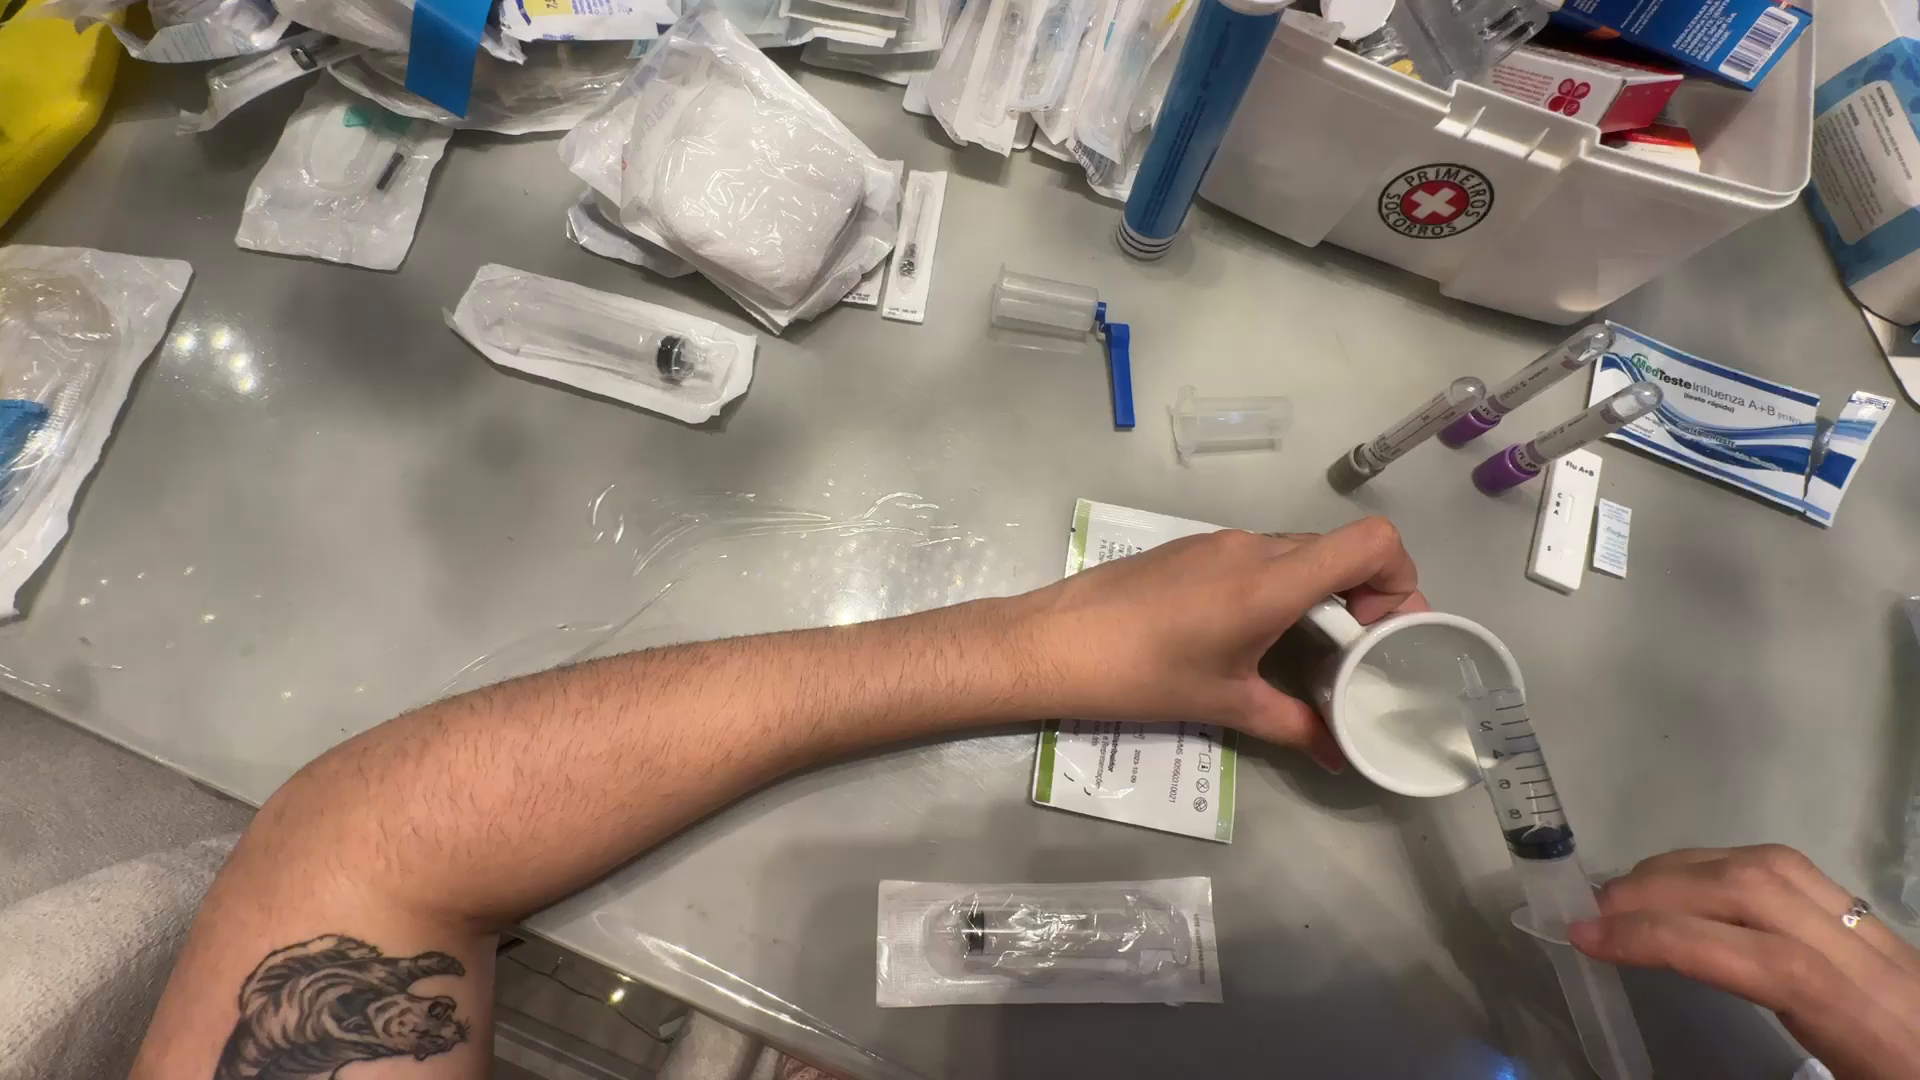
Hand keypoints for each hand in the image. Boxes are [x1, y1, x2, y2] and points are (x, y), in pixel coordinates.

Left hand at [1012, 517, 1426, 770]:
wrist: (1054, 642)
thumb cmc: (1141, 672)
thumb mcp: (1224, 701)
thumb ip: (1293, 725)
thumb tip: (1336, 754)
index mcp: (1270, 580)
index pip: (1371, 541)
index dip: (1399, 578)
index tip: (1381, 630)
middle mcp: (1248, 547)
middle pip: (1334, 551)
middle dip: (1359, 598)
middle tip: (1350, 654)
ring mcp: (1212, 543)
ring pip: (1290, 555)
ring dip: (1311, 595)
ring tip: (1298, 651)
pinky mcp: (1184, 550)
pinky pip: (1249, 558)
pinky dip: (1269, 588)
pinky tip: (1244, 633)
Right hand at [1569, 845, 1919, 1078]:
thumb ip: (1746, 1066)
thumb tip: (1634, 1040)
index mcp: (1886, 1039)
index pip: (1771, 964)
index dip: (1666, 940)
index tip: (1587, 939)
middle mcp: (1892, 976)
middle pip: (1758, 893)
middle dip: (1655, 891)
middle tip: (1596, 913)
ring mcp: (1887, 941)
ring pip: (1770, 866)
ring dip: (1679, 869)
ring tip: (1628, 895)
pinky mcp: (1874, 927)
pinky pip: (1789, 869)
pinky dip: (1716, 865)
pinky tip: (1684, 889)